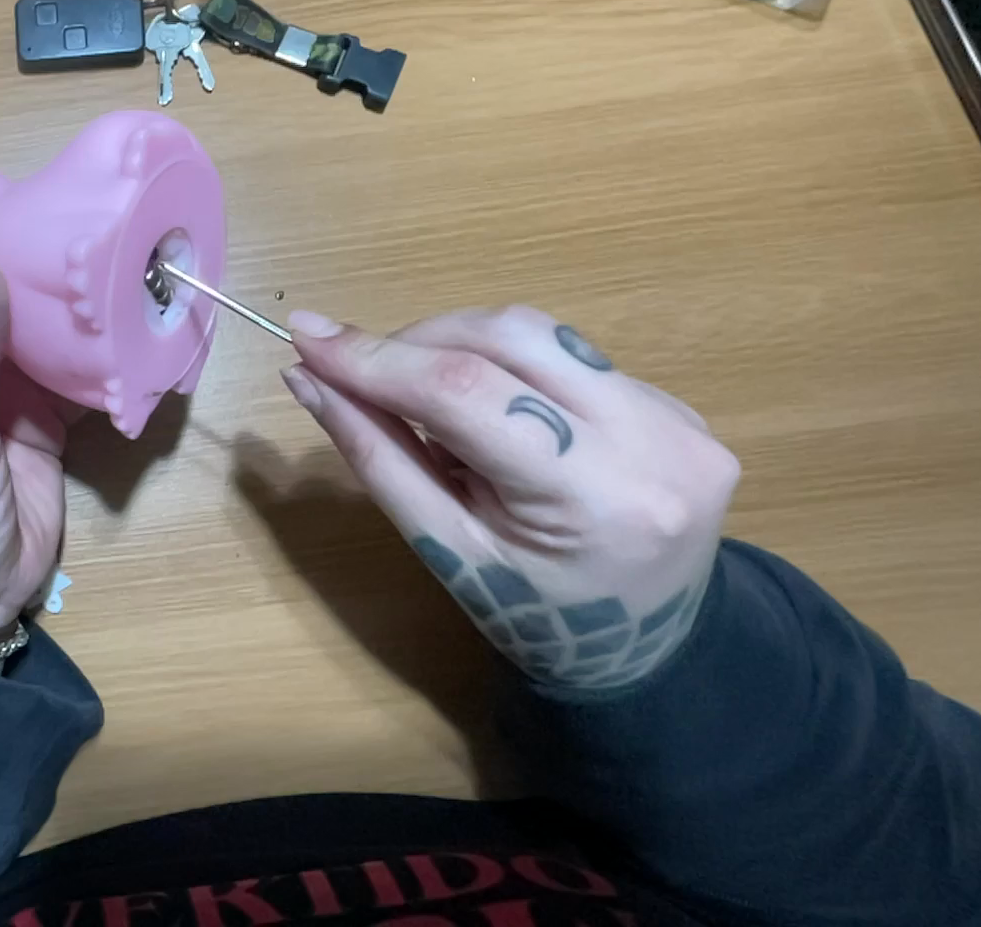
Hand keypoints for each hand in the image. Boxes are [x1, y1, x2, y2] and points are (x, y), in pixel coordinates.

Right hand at [280, 305, 740, 688]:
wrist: (641, 647)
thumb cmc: (524, 614)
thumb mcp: (439, 546)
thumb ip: (373, 454)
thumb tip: (306, 378)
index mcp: (595, 497)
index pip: (465, 393)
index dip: (374, 358)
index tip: (303, 335)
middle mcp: (656, 439)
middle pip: (508, 337)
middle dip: (412, 343)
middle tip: (359, 375)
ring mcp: (676, 415)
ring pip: (535, 332)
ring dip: (452, 346)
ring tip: (420, 401)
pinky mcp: (674, 403)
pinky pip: (561, 353)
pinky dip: (497, 366)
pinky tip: (485, 415)